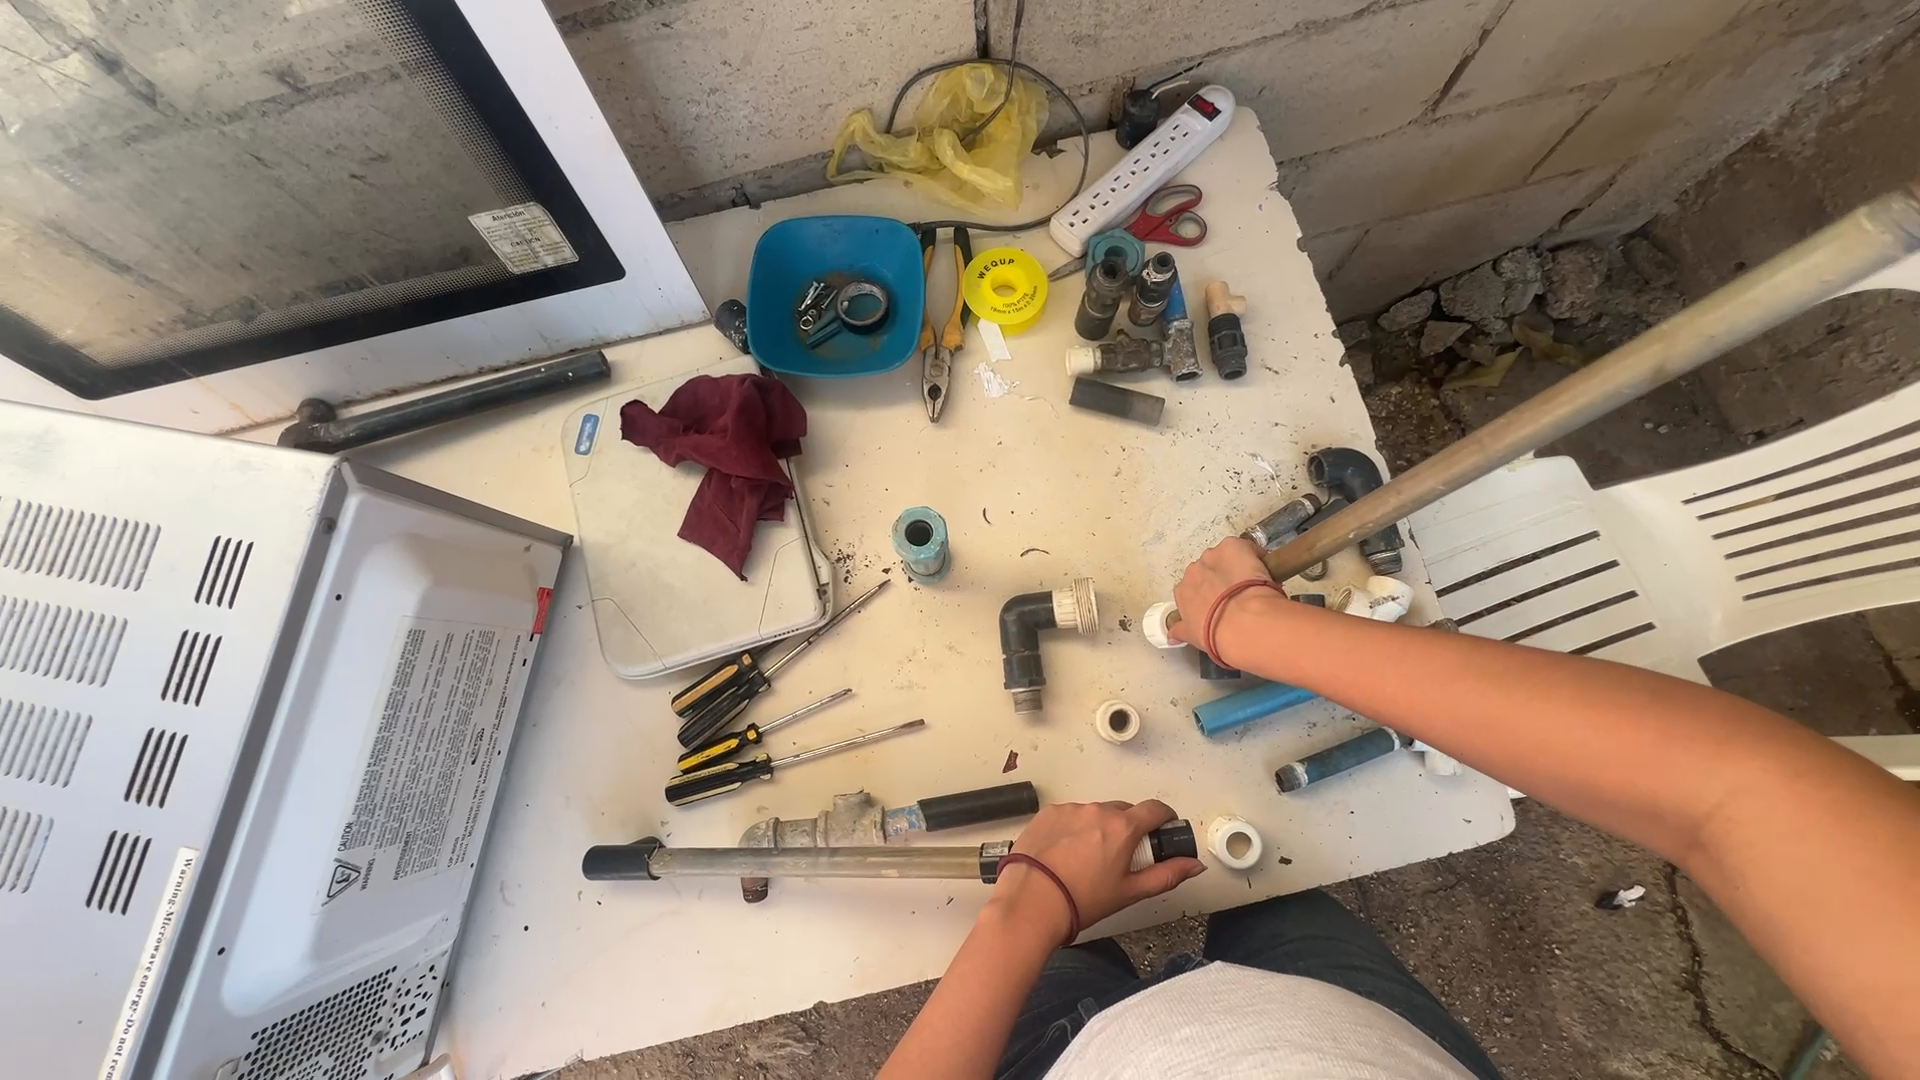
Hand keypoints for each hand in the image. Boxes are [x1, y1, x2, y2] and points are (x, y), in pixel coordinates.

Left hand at [991, 800, 1204, 942]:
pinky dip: (1072, 829)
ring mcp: (1069, 809)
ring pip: (1094, 813)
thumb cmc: (1083, 900)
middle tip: (1123, 856)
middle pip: (1123, 811)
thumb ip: (1167, 875)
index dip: (1164, 817)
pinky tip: (1065, 854)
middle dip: (1129, 828)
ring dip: (1098, 828)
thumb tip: (1195, 864)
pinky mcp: (1047, 813)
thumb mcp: (1130, 892)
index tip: (1164, 829)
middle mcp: (1097, 810)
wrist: (1032, 901)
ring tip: (1087, 860)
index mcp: (1122, 827)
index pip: (1154, 808)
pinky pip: (1069, 815)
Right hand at [1168, 537, 1285, 664]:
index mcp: (1182, 592)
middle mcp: (1192, 572)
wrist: (1242, 622)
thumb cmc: (1216, 634)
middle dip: (1219, 579)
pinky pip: (1243, 547)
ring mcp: (1211, 557)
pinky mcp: (1231, 546)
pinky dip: (1253, 554)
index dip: (1207, 595)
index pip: (1191, 589)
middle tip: (1236, 594)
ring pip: (1224, 557)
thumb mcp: (1192, 637)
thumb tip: (1171, 635)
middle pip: (1206, 570)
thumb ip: (1180, 631)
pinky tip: (1262, 567)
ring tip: (1251, 582)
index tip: (1219, 603)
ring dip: (1234, 566)